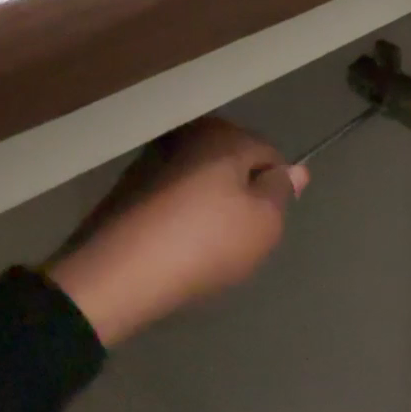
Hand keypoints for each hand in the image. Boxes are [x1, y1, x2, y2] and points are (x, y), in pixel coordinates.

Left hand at [47, 118, 307, 345]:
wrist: (115, 277)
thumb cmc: (203, 244)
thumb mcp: (263, 224)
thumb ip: (282, 192)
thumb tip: (295, 171)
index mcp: (224, 134)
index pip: (270, 155)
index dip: (276, 191)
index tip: (267, 225)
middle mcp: (187, 135)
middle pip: (233, 163)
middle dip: (241, 194)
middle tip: (239, 238)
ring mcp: (150, 159)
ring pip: (199, 180)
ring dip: (208, 205)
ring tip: (204, 246)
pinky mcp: (124, 189)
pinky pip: (169, 197)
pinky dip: (178, 216)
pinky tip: (175, 247)